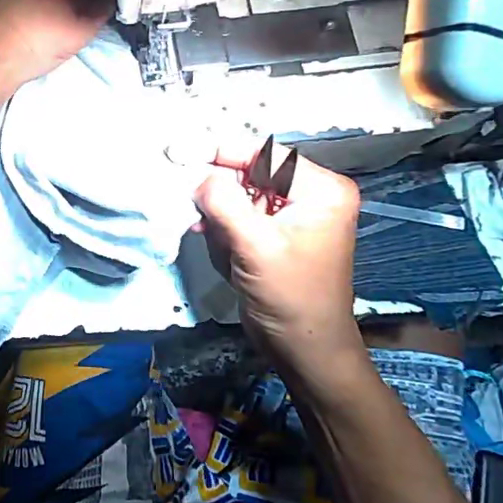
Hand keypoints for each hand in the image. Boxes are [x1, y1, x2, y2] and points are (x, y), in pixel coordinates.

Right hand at [194, 140, 362, 362]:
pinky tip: (230, 260)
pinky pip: (240, 219)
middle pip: (249, 175)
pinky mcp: (277, 233)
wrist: (305, 349)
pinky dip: (226, 237)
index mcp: (321, 189)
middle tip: (204, 224)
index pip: (264, 155)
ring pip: (238, 198)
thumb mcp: (255, 247)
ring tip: (229, 255)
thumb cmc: (290, 298)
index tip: (180, 153)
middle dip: (222, 202)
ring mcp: (293, 215)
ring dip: (223, 225)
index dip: (221, 152)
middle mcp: (311, 194)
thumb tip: (200, 177)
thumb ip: (224, 204)